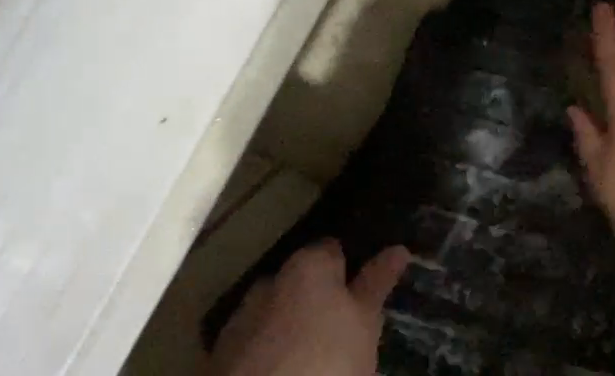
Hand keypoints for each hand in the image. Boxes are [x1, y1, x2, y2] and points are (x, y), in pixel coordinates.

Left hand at [208, 240, 410, 375]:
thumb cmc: (327, 363)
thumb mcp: (366, 326)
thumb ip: (376, 284)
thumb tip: (398, 249)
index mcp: (308, 266)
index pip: (333, 250)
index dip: (348, 271)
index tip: (360, 294)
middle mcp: (269, 281)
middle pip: (298, 281)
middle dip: (313, 299)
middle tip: (336, 328)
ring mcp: (238, 320)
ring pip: (271, 313)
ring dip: (285, 325)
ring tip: (307, 355)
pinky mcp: (216, 360)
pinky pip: (249, 344)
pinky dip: (262, 351)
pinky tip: (279, 370)